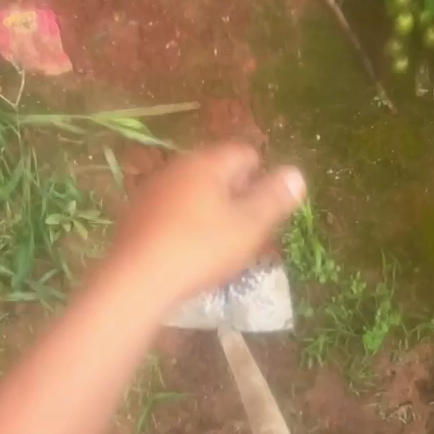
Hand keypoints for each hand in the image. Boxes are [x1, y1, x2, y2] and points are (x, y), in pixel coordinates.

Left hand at [102, 143, 305, 309]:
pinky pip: (172, 210)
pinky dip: (186, 223)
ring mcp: (153, 189)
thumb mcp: (248, 227)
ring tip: (219, 243)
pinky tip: (188, 250)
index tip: (266, 212)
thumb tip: (297, 174)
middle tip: (246, 230)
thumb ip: (274, 198)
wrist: (136, 280)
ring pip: (194, 190)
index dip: (263, 179)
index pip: (246, 153)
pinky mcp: (136, 214)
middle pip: (218, 170)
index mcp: (208, 162)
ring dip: (211, 210)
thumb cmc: (200, 250)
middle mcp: (178, 166)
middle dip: (236, 194)